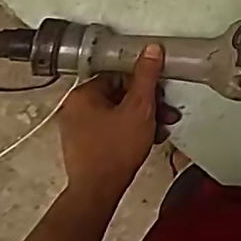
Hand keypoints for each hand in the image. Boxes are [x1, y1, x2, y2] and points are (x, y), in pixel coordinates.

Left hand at [56, 43, 165, 208]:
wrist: (99, 189)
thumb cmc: (116, 149)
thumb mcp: (140, 107)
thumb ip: (147, 76)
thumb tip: (152, 50)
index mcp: (83, 95)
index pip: (119, 75)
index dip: (144, 84)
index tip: (158, 94)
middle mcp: (75, 109)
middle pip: (120, 94)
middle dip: (147, 103)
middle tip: (165, 113)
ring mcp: (77, 128)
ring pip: (118, 112)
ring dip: (143, 117)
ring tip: (161, 128)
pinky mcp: (84, 144)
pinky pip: (111, 128)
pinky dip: (130, 130)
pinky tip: (148, 138)